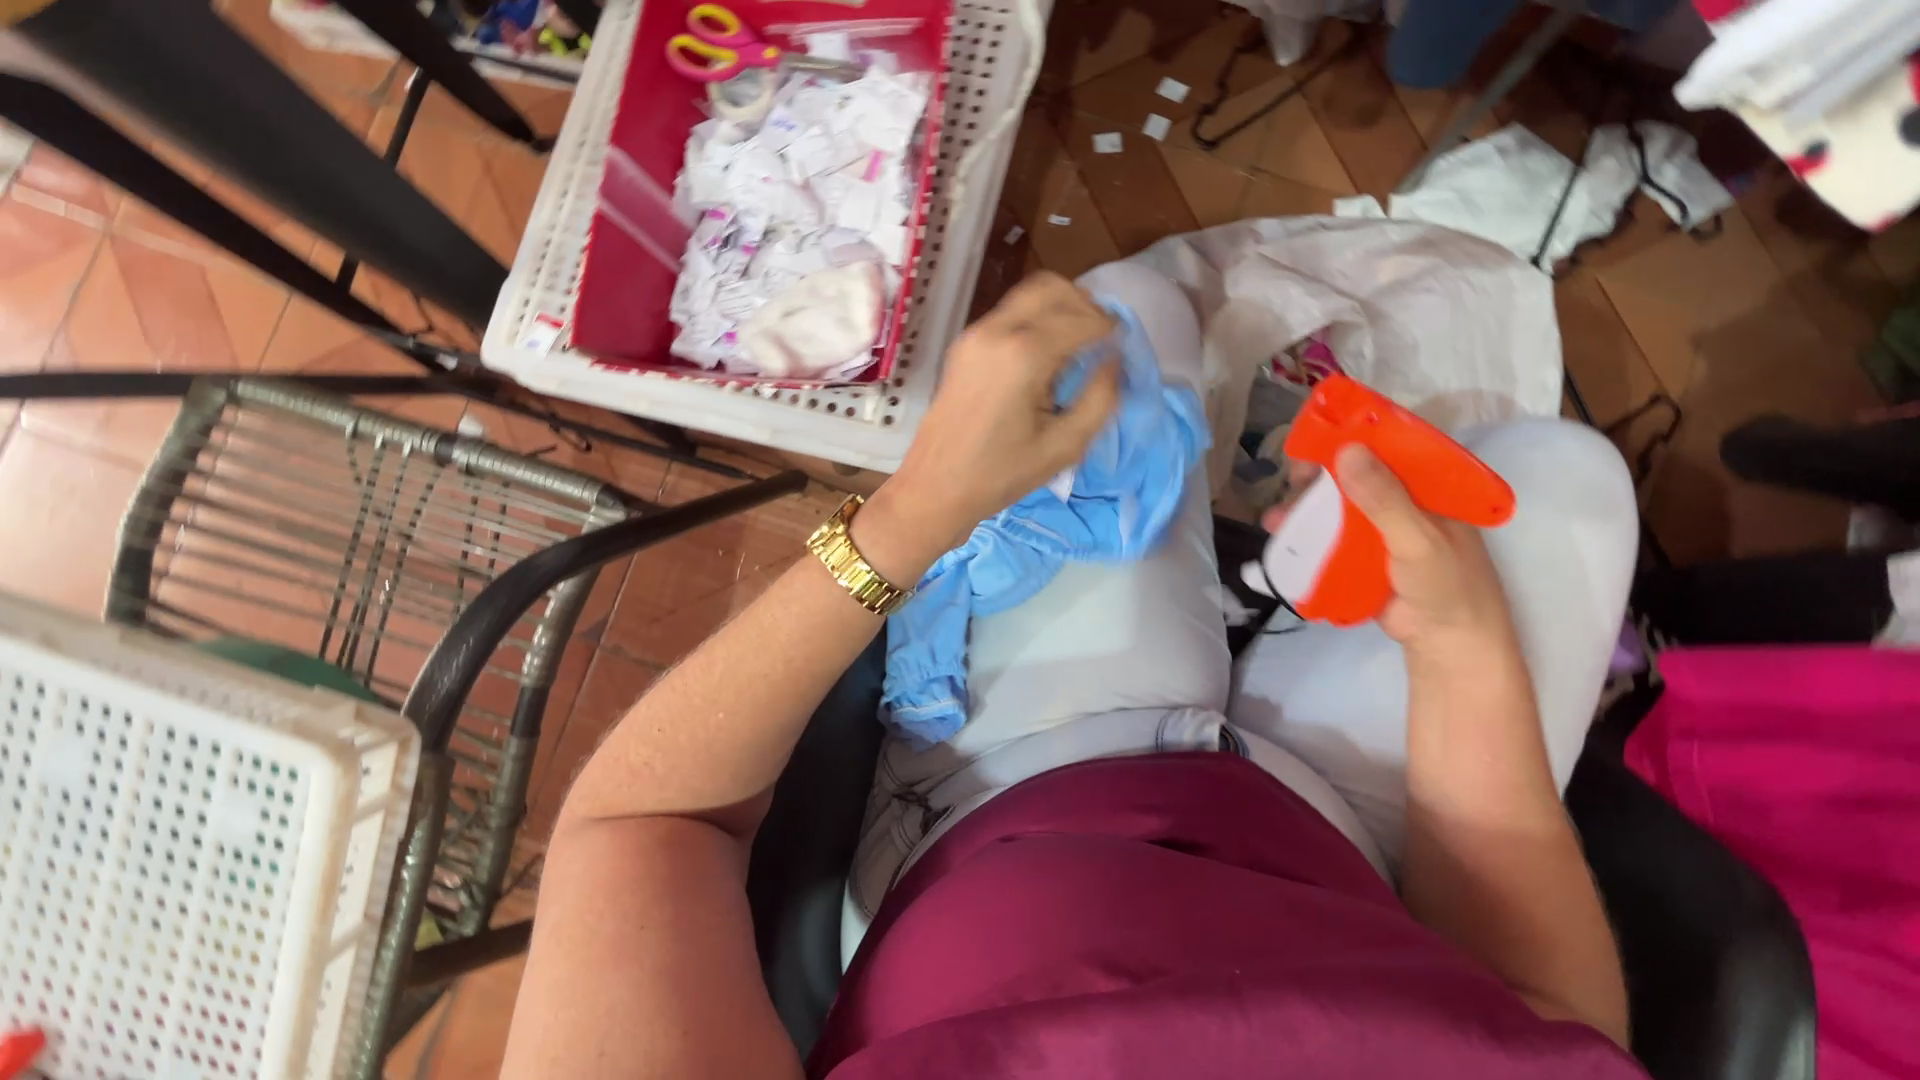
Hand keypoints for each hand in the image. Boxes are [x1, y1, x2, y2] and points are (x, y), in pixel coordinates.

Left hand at [869, 272, 1121, 555]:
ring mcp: (974, 335)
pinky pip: (1008, 314)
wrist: (935, 488)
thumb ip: (1101, 398)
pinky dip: (1035, 320)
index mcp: (1023, 355)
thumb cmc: (1000, 475)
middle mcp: (996, 332)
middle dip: (1085, 305)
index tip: (1122, 346)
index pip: (1081, 320)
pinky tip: (1046, 356)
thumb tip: (1115, 361)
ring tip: (1077, 344)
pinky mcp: (963, 345)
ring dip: (1059, 308)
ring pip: (1028, 295)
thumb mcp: (1065, 446)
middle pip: (1052, 288)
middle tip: (1102, 336)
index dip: (1109, 329)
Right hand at [1264, 445, 1518, 661]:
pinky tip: (1280, 534)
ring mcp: (1377, 527)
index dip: (1351, 437)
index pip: (1387, 446)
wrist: (1446, 642)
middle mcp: (1401, 499)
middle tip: (1293, 481)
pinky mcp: (1359, 554)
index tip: (1315, 440)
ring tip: (1276, 519)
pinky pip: (1328, 534)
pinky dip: (1303, 532)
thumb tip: (1347, 451)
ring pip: (1334, 504)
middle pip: (1352, 473)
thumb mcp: (1418, 538)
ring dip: (1304, 507)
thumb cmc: (1447, 585)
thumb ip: (1384, 498)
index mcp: (1427, 485)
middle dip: (1318, 475)